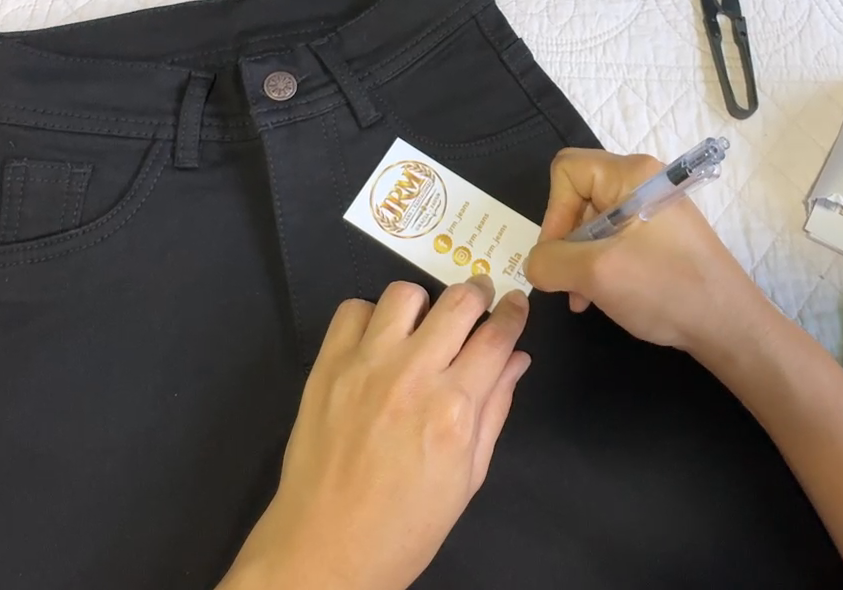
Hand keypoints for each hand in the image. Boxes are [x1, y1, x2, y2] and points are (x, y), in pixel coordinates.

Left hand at [218, 278, 530, 589]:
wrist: (325, 550)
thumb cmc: (407, 525)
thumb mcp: (468, 476)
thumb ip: (495, 408)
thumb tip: (517, 357)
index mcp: (453, 409)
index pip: (497, 336)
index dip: (514, 312)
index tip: (517, 302)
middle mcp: (412, 375)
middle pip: (459, 301)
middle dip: (478, 293)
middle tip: (480, 300)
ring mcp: (365, 365)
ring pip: (406, 293)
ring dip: (424, 304)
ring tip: (423, 325)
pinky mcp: (328, 365)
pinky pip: (353, 309)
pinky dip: (371, 317)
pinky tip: (377, 341)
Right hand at [523, 148, 766, 353]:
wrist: (730, 326)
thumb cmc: (664, 288)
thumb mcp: (596, 274)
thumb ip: (551, 262)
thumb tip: (535, 263)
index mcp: (629, 174)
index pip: (566, 170)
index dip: (553, 211)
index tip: (559, 254)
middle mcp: (640, 181)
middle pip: (577, 196)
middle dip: (566, 241)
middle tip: (570, 282)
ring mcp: (651, 208)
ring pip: (592, 222)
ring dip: (580, 259)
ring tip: (584, 297)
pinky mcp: (658, 234)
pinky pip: (613, 238)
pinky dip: (599, 264)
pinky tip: (600, 296)